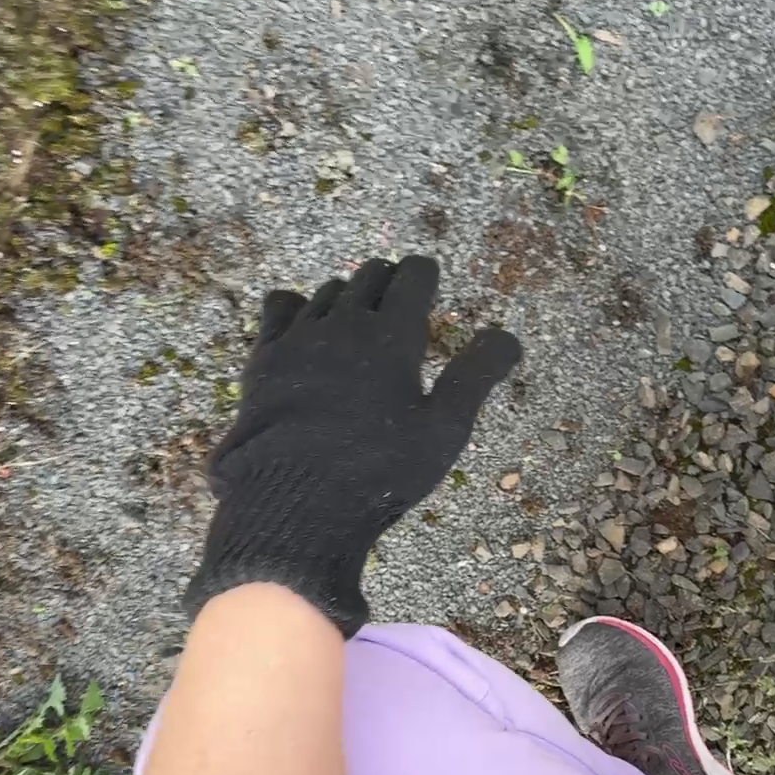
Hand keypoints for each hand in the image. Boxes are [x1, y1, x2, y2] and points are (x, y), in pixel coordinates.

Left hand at [187, 256, 521, 635]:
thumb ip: (476, 375)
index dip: (425, 273)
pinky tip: (304, 321)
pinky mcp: (264, 358)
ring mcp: (299, 337)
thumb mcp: (445, 427)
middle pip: (369, 276)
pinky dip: (298, 305)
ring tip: (359, 311)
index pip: (412, 277)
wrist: (293, 500)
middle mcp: (345, 322)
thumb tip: (509, 336)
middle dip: (389, 279)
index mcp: (393, 335)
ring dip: (349, 294)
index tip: (430, 277)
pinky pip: (280, 309)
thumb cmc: (381, 467)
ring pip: (329, 292)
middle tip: (399, 295)